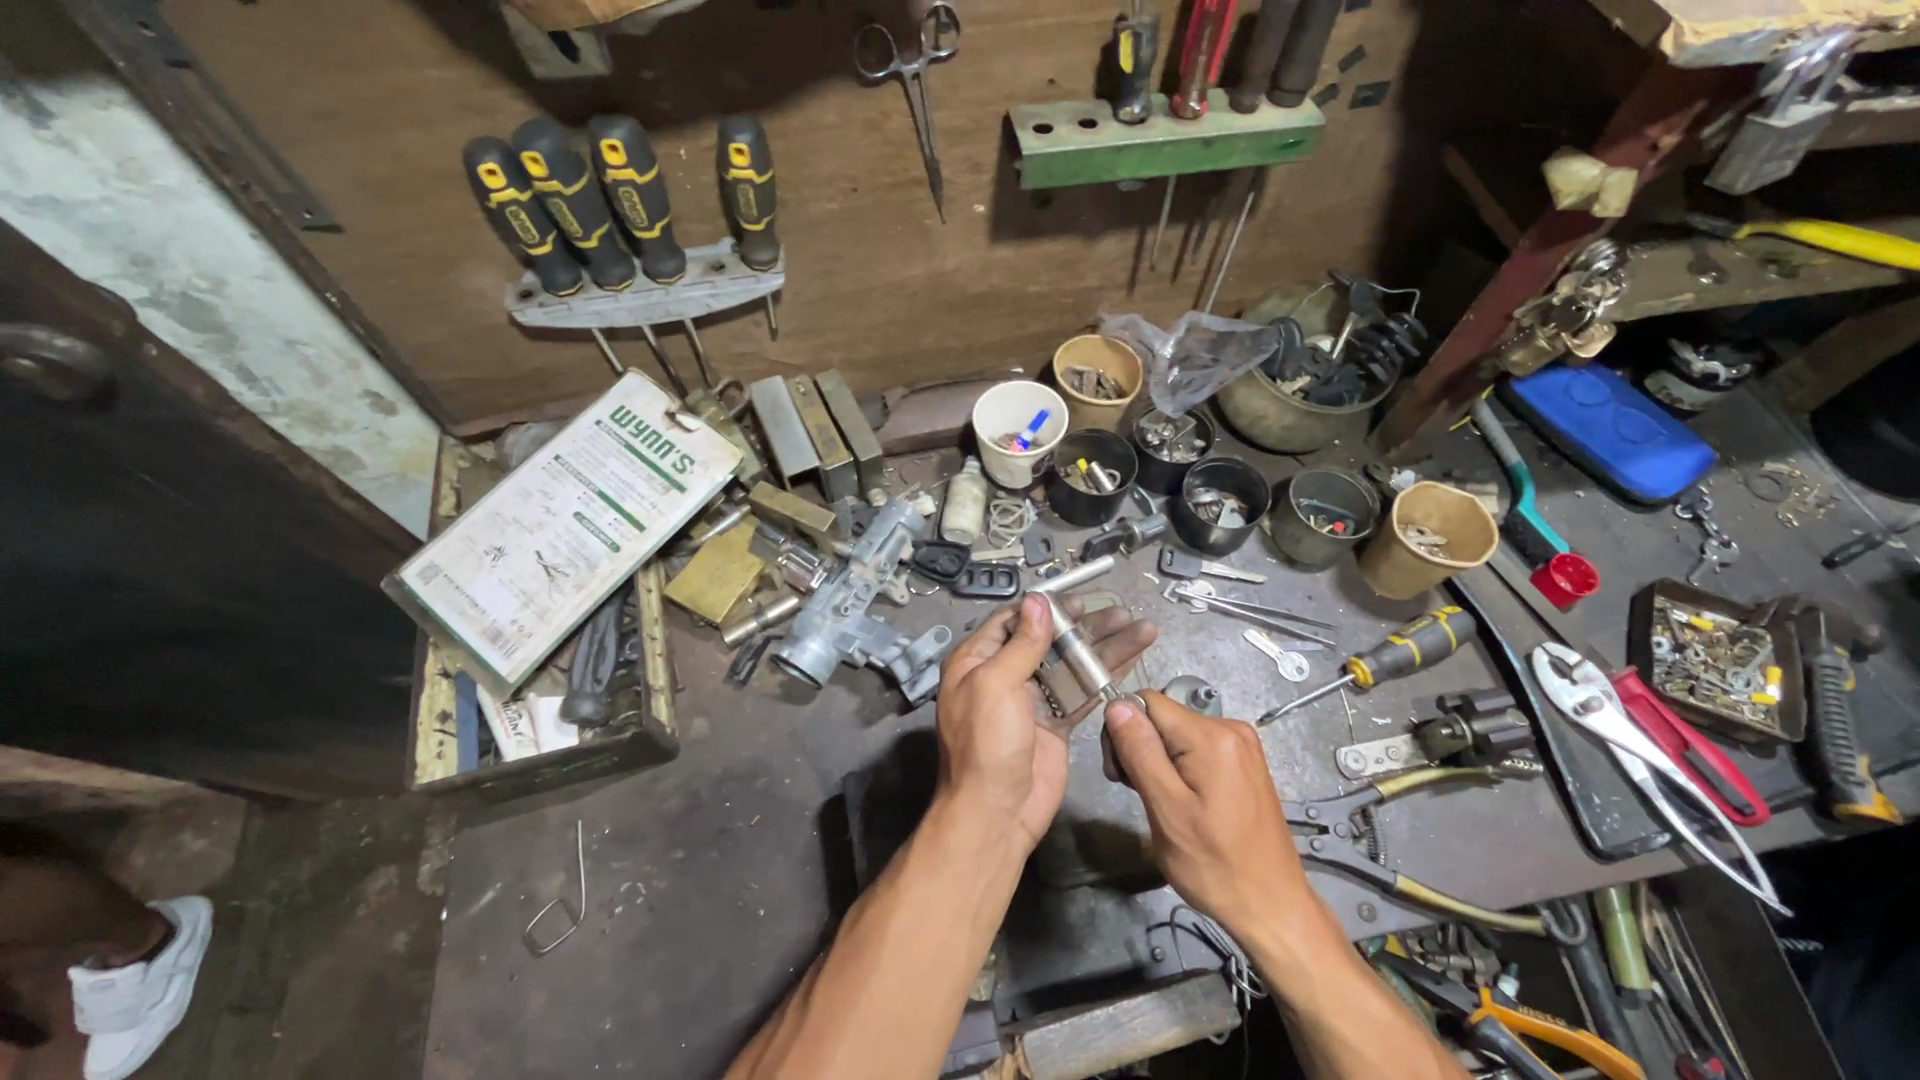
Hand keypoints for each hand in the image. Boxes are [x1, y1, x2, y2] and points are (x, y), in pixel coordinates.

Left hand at [936, 593, 1155, 846]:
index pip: (1012, 621)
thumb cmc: (986, 744)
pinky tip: (1132, 658)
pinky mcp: (1056, 723)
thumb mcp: (995, 685)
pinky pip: (1083, 691)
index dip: (1045, 608)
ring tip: (1140, 628)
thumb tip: (1037, 601)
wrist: (997, 812)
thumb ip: (1021, 644)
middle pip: (1048, 640)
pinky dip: (1107, 675)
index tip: (1079, 599)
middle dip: (1084, 625)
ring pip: (1071, 664)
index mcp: (976, 662)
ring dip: (1103, 647)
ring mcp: (1032, 700)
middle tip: (1119, 611)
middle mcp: (1003, 675)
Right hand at [1103, 692, 1314, 933]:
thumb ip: (1140, 753)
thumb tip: (1116, 706)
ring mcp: (1241, 745)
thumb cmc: (1214, 865)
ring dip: (1157, 761)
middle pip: (1161, 716)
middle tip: (1140, 795)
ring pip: (1175, 733)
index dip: (1123, 732)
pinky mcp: (1243, 763)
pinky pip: (1195, 748)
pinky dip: (1179, 768)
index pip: (1146, 702)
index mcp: (1212, 736)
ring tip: (1163, 805)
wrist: (1271, 906)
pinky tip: (1183, 802)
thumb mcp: (1167, 810)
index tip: (1122, 775)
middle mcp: (1230, 728)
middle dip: (1139, 747)